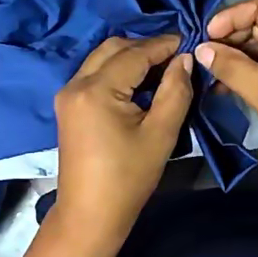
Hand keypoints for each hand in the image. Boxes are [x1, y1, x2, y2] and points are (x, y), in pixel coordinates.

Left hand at [53, 34, 194, 234]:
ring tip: (162, 69)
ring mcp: (67, 94)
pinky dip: (116, 71)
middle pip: (113, 48)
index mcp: (96, 89)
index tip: (190, 42)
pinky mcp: (67, 105)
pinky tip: (139, 83)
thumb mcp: (161, 133)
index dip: (164, 46)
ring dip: (130, 57)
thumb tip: (184, 59)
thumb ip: (175, 91)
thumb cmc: (128, 177)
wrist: (90, 213)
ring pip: (101, 58)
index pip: (135, 53)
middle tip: (176, 57)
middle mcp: (76, 84)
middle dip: (146, 47)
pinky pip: (93, 74)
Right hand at [196, 0, 257, 181]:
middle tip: (199, 56)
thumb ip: (234, 69)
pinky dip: (239, 72)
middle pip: (257, 25)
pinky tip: (218, 86)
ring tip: (204, 71)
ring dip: (230, 57)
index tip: (206, 36)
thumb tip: (200, 49)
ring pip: (255, 47)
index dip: (231, 16)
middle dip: (227, 37)